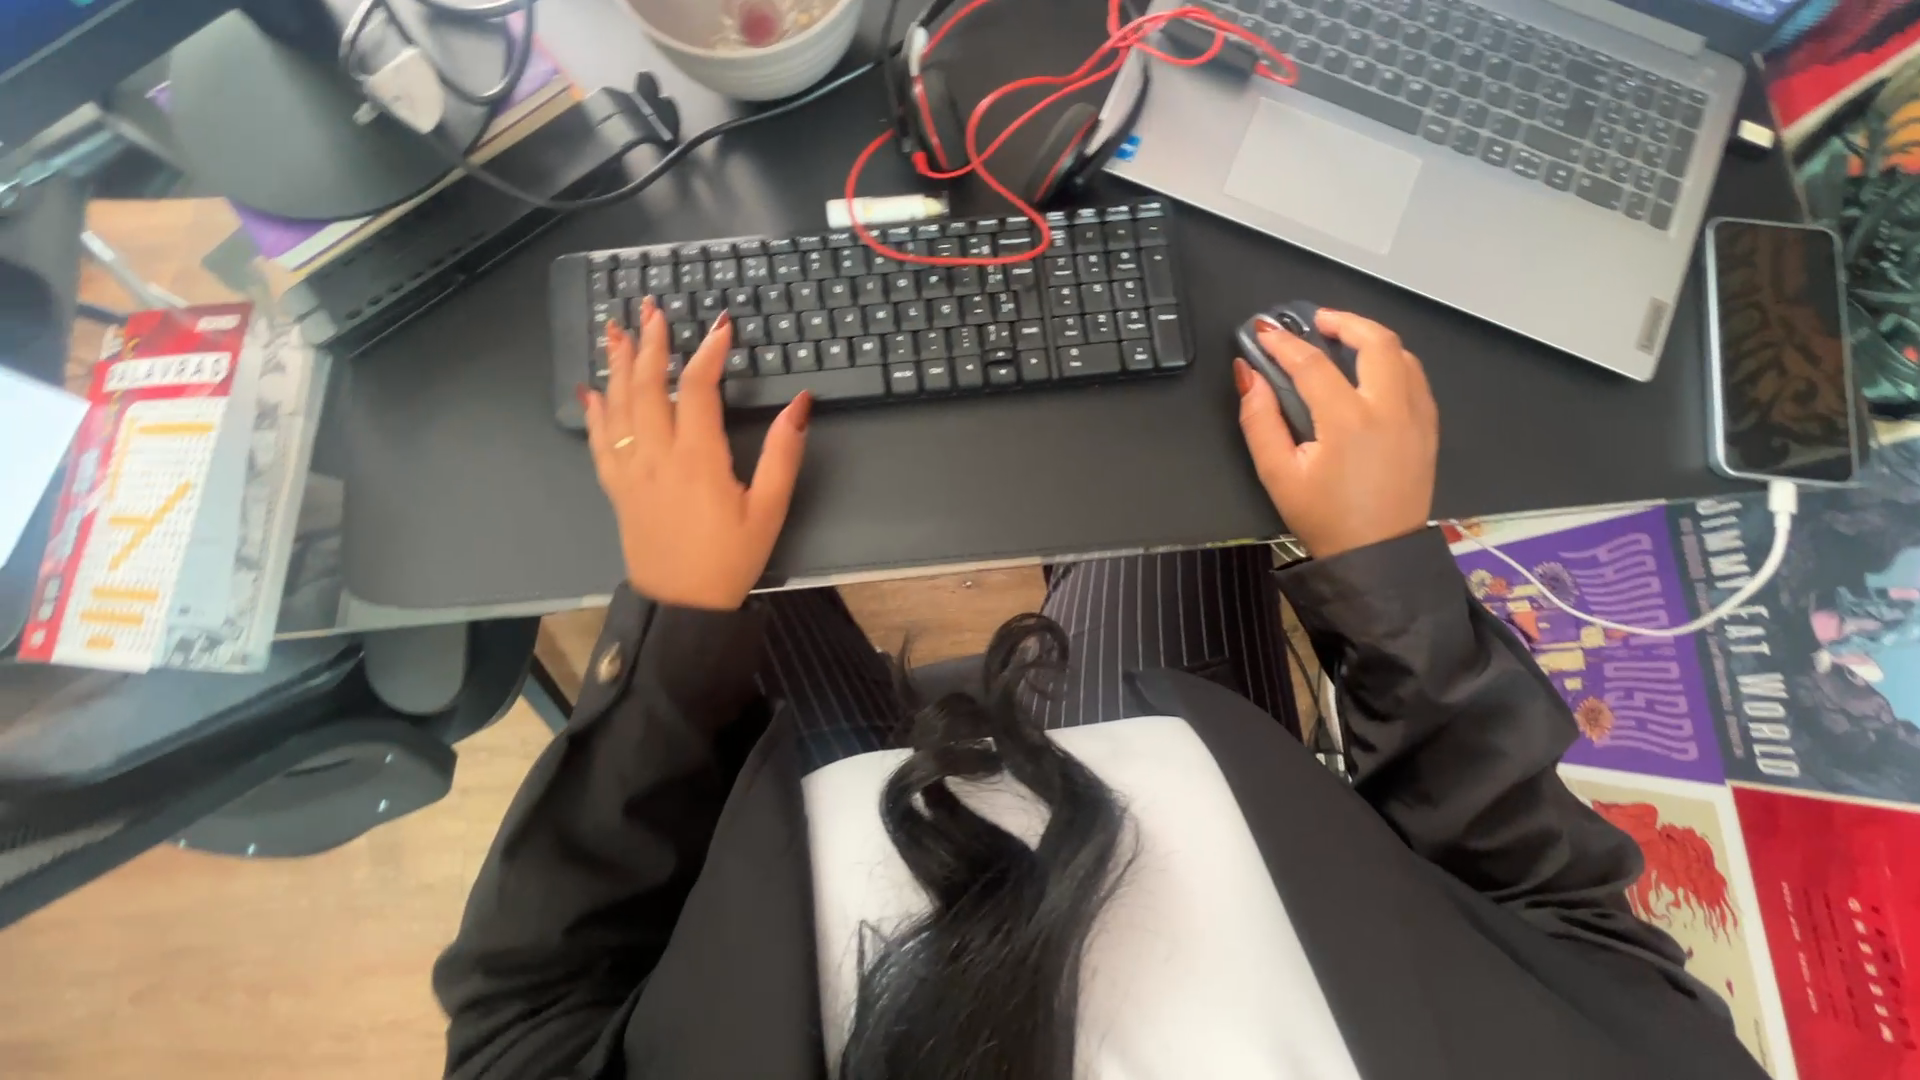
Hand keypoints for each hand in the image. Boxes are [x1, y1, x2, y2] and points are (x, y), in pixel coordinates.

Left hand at [582, 298, 811, 609]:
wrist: (683, 605)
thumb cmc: (731, 558)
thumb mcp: (770, 509)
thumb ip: (783, 454)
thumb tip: (800, 404)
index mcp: (698, 459)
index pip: (699, 390)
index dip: (710, 352)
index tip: (721, 325)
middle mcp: (658, 456)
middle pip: (649, 387)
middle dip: (651, 344)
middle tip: (652, 310)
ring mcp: (631, 471)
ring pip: (619, 407)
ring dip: (617, 365)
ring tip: (616, 331)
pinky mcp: (618, 488)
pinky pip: (600, 442)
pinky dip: (596, 412)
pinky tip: (592, 390)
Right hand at [1234, 309, 1438, 558]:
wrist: (1375, 554)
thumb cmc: (1321, 516)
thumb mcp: (1276, 473)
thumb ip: (1259, 420)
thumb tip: (1249, 376)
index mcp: (1348, 420)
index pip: (1313, 364)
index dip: (1284, 343)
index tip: (1263, 331)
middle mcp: (1390, 409)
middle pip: (1375, 341)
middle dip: (1343, 321)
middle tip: (1315, 321)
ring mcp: (1417, 417)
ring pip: (1402, 354)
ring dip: (1371, 339)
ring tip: (1342, 340)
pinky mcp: (1429, 428)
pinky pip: (1415, 378)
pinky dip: (1391, 362)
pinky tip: (1370, 372)